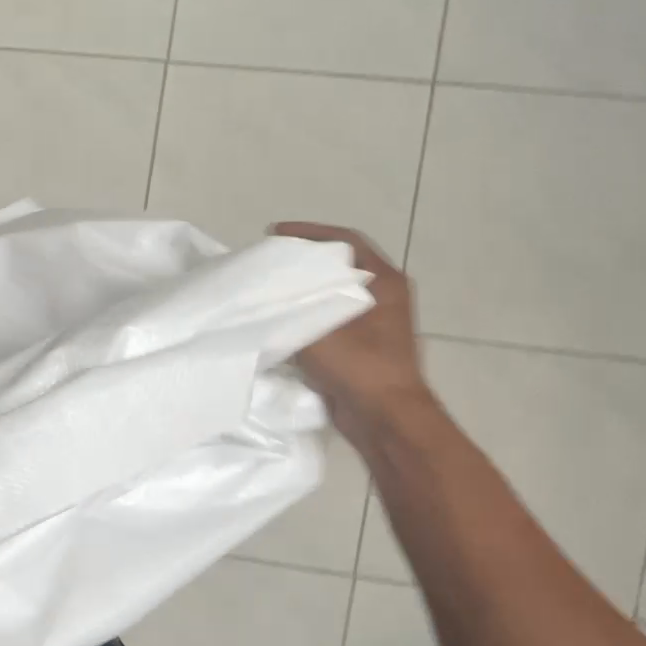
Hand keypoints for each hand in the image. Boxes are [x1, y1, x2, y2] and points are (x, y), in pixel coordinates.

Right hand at [270, 222, 435, 433]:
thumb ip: (294, 304)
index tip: (274, 234)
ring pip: (334, 289)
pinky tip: (282, 315)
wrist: (383, 414)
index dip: (310, 232)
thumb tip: (261, 289)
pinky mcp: (363, 341)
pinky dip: (307, 307)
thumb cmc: (358, 366)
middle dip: (304, 258)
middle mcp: (384, 295)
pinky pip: (330, 312)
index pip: (347, 241)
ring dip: (304, 285)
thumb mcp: (319, 325)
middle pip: (340, 263)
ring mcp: (375, 320)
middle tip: (267, 259)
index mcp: (384, 283)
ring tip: (269, 286)